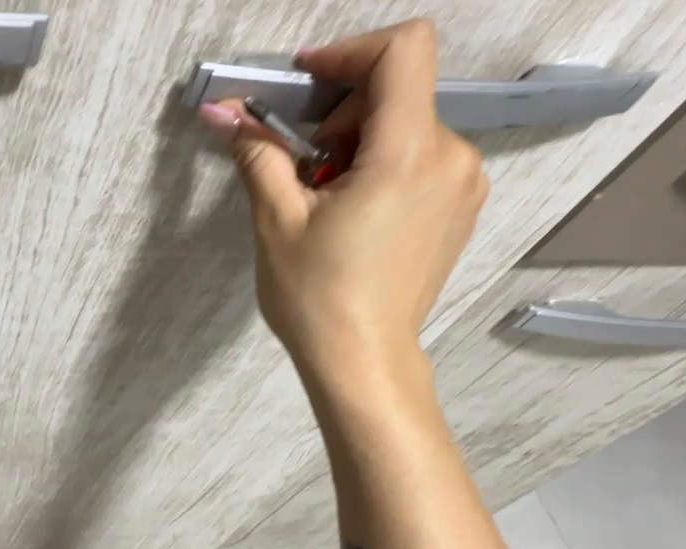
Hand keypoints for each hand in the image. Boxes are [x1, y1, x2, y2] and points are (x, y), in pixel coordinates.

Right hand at [201, 21, 486, 394]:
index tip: (305, 80)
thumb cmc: (318, 299)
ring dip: (360, 146)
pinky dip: (382, 168)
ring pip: (408, 127)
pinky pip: (422, 159)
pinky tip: (352, 216)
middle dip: (343, 116)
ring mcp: (463, 182)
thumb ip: (257, 153)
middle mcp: (451, 156)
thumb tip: (222, 111)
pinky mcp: (459, 206)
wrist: (362, 359)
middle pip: (399, 92)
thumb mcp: (276, 222)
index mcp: (407, 153)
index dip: (349, 51)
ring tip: (324, 202)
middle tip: (302, 170)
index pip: (402, 50)